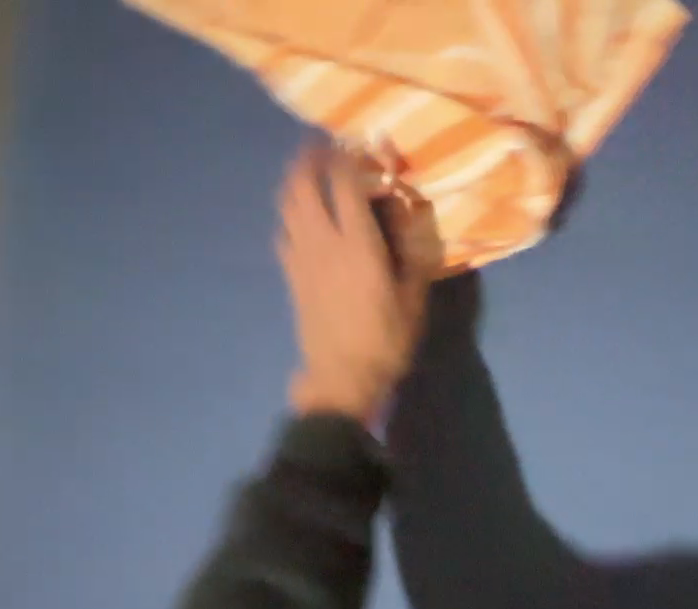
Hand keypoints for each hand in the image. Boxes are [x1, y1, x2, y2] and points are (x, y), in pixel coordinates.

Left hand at [276, 138, 440, 422]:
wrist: (341, 377)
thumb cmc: (385, 342)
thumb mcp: (413, 301)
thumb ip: (412, 257)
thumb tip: (408, 222)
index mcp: (357, 244)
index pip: (343, 182)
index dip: (348, 155)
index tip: (357, 143)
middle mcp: (322, 240)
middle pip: (303, 182)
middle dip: (311, 157)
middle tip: (324, 147)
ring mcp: (300, 256)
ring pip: (288, 202)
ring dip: (296, 179)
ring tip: (309, 172)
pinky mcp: (290, 274)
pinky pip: (284, 229)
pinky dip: (291, 212)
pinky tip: (302, 217)